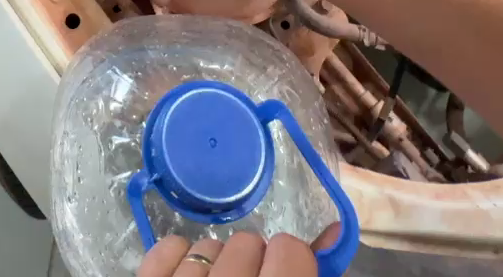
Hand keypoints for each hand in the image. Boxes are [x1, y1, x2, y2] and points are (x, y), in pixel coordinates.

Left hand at [137, 232, 319, 276]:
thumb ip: (308, 273)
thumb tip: (332, 231)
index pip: (291, 250)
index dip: (291, 262)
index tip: (286, 272)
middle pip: (247, 243)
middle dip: (253, 265)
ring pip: (208, 245)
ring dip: (216, 267)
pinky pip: (169, 247)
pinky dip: (179, 261)